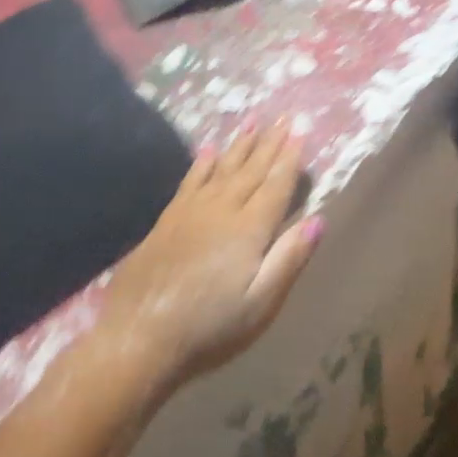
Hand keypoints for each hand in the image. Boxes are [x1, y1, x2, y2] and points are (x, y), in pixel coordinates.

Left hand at [90, 120, 322, 387]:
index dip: (289, 159)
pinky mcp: (166, 223)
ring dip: (238, 145)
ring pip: (220, 169)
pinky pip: (189, 181)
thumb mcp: (261, 304)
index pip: (275, 186)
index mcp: (248, 230)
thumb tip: (318, 219)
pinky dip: (201, 164)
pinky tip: (207, 151)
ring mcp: (189, 214)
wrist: (139, 340)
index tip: (299, 130)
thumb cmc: (210, 329)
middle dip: (268, 143)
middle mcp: (220, 211)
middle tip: (281, 116)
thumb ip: (289, 259)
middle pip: (250, 170)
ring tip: (251, 120)